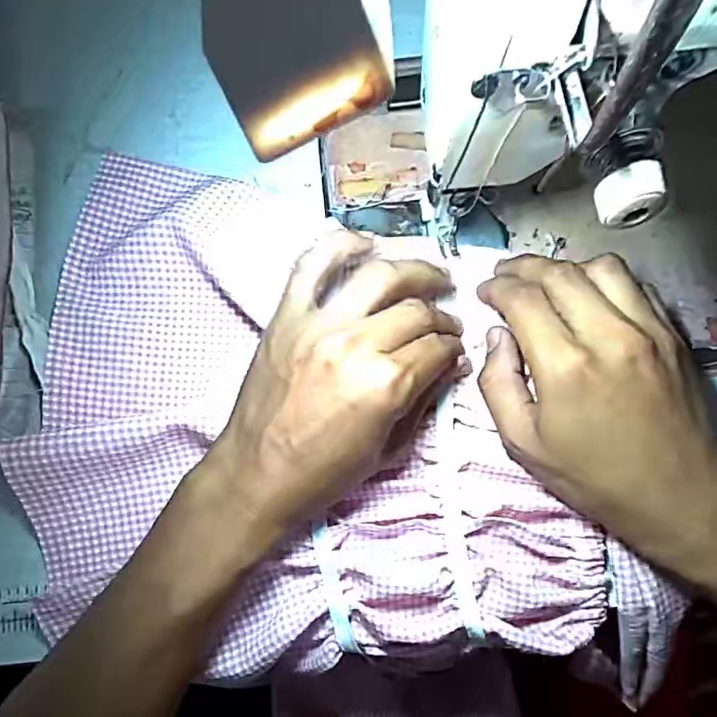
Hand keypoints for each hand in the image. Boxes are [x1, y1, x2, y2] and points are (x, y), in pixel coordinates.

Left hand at [209, 232, 464, 534]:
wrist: (260, 474)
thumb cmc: (328, 471)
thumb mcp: (391, 447)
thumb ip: (425, 400)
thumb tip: (452, 366)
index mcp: (387, 384)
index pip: (437, 348)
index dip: (454, 348)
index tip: (456, 350)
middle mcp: (357, 345)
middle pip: (416, 311)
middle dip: (443, 316)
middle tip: (449, 321)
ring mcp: (319, 325)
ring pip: (380, 276)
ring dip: (415, 270)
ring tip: (431, 276)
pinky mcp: (287, 316)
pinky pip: (312, 264)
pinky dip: (340, 244)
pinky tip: (364, 241)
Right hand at [475, 254, 716, 581]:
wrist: (677, 493)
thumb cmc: (594, 478)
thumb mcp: (525, 445)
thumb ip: (499, 385)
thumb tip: (498, 336)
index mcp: (565, 367)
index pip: (523, 298)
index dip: (497, 288)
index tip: (487, 292)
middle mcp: (608, 335)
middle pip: (559, 273)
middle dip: (524, 267)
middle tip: (507, 276)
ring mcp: (647, 330)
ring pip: (602, 267)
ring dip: (567, 267)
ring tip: (549, 283)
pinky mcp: (672, 334)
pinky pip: (636, 285)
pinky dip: (606, 281)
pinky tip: (593, 297)